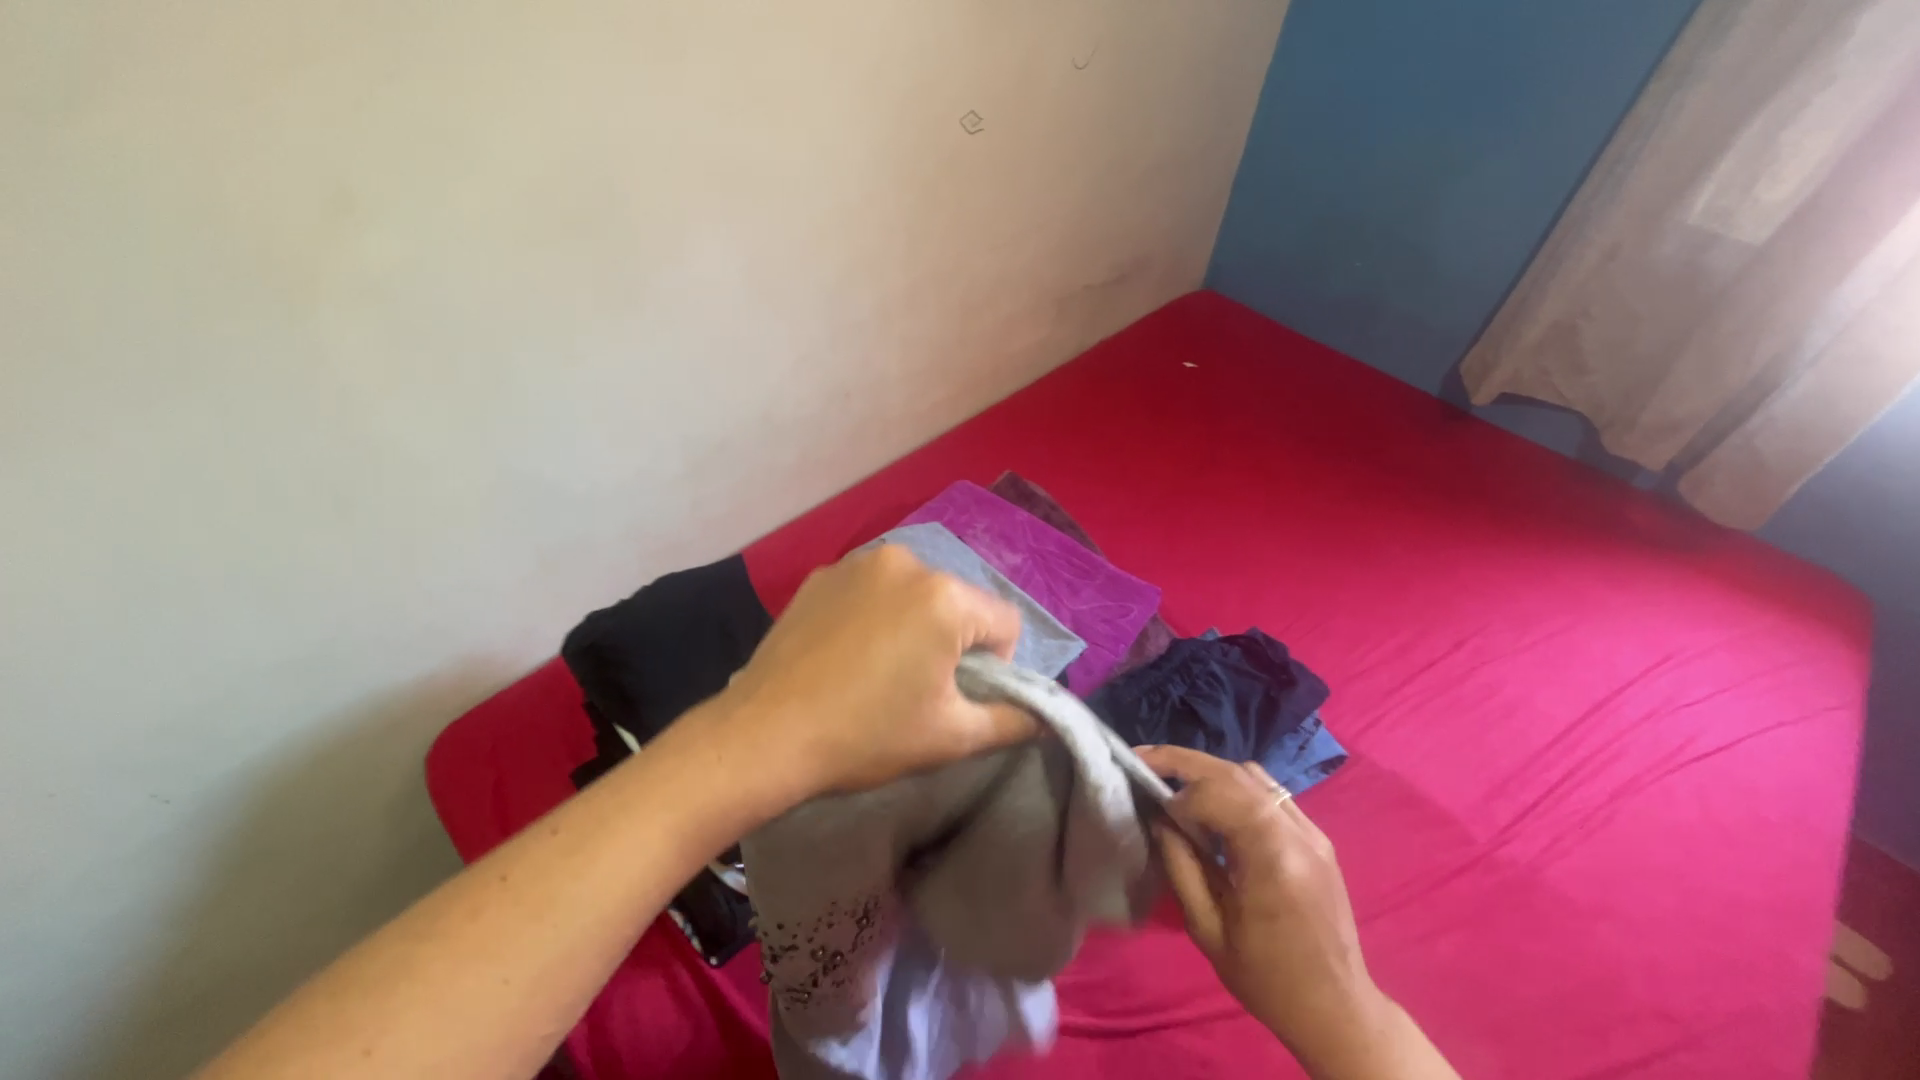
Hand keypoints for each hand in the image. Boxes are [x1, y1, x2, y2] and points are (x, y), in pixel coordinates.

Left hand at [715, 543, 1036, 796]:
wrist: (764, 735)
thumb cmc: (866, 736)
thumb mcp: (951, 738)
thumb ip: (1014, 722)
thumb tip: (1047, 718)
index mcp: (946, 597)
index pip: (1005, 624)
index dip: (995, 667)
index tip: (955, 697)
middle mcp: (907, 562)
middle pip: (959, 603)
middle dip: (952, 642)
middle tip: (916, 688)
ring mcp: (858, 562)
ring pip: (916, 593)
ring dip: (914, 624)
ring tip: (878, 670)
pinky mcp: (821, 573)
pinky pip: (873, 589)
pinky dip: (874, 615)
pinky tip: (846, 653)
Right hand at [1139, 746, 1451, 1079]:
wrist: (1337, 1009)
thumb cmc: (1266, 978)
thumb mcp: (1208, 928)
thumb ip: (1181, 866)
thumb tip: (1161, 820)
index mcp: (1272, 857)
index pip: (1219, 792)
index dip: (1180, 794)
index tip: (1156, 813)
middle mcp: (1297, 832)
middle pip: (1236, 773)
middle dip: (1186, 762)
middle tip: (1144, 759)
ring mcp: (1312, 832)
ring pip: (1256, 777)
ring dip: (1211, 773)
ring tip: (1176, 783)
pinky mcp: (1318, 839)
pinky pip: (1271, 796)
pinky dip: (1236, 789)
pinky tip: (1214, 808)